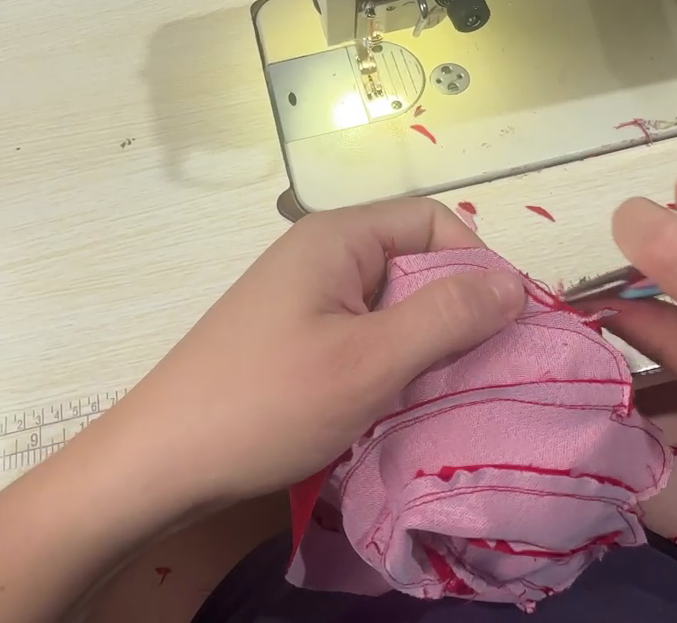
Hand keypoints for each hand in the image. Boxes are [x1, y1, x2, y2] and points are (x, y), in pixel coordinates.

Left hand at [92, 198, 526, 512]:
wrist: (164, 457)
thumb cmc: (268, 401)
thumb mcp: (370, 360)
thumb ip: (446, 317)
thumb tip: (513, 282)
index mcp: (337, 236)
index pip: (430, 220)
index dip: (476, 262)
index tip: (508, 324)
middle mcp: (320, 252)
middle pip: (412, 258)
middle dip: (455, 307)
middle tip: (485, 368)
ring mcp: (304, 292)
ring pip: (390, 300)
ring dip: (425, 339)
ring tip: (446, 390)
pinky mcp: (294, 331)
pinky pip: (361, 328)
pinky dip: (391, 357)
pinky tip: (400, 399)